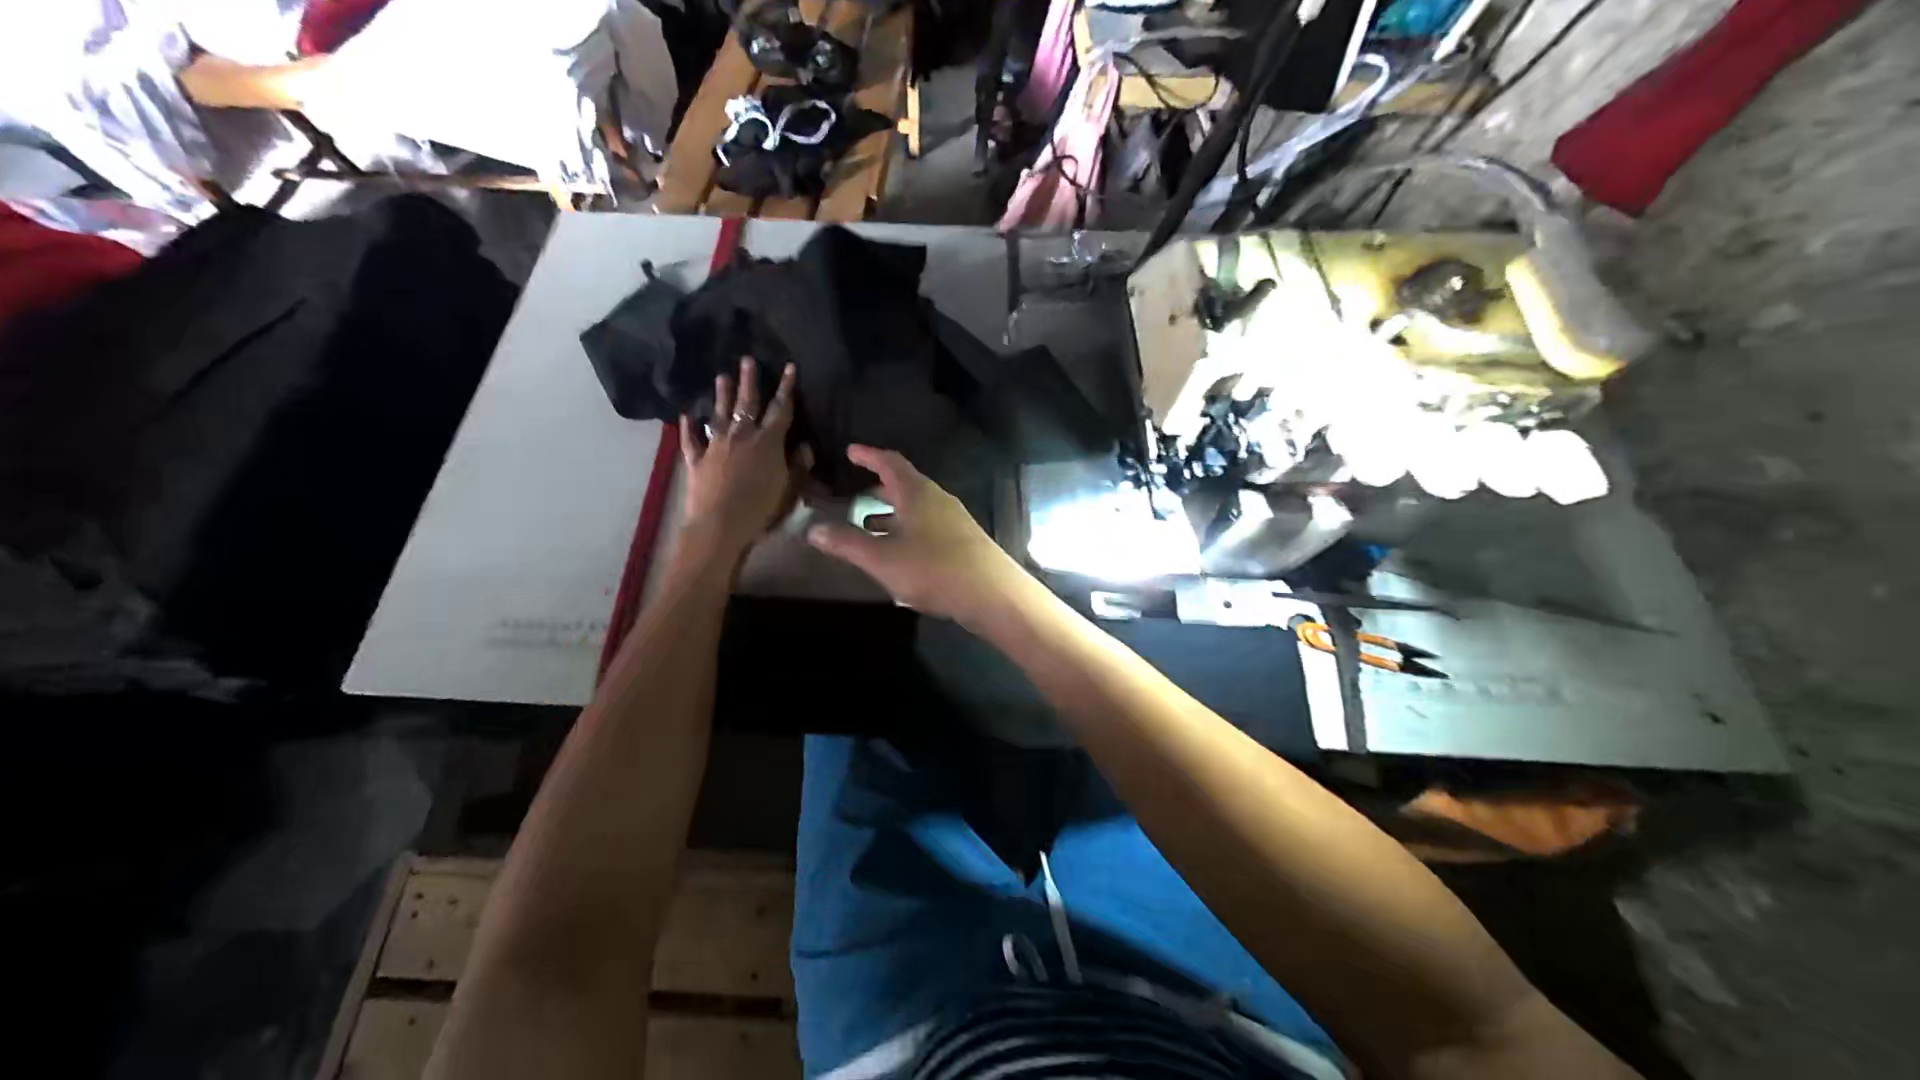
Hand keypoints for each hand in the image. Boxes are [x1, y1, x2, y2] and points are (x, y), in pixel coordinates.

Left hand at [678, 359, 804, 561]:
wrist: (719, 526)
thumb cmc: (761, 509)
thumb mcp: (790, 489)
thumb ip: (798, 466)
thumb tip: (804, 445)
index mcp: (768, 442)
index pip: (781, 409)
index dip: (786, 388)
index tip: (788, 367)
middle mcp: (741, 437)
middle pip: (747, 404)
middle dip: (749, 381)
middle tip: (747, 359)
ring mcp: (716, 446)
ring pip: (720, 415)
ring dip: (721, 395)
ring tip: (722, 376)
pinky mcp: (696, 461)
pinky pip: (692, 440)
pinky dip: (689, 427)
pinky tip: (686, 415)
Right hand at [806, 445, 1026, 623]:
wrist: (992, 594)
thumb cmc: (933, 568)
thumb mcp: (881, 558)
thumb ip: (846, 543)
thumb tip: (812, 530)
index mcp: (917, 493)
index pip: (890, 462)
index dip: (869, 456)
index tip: (851, 451)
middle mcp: (937, 500)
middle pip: (905, 485)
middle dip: (879, 488)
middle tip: (856, 491)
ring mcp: (954, 520)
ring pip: (916, 508)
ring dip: (892, 513)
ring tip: (869, 525)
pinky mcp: (963, 542)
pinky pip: (928, 526)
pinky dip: (907, 530)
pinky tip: (900, 552)